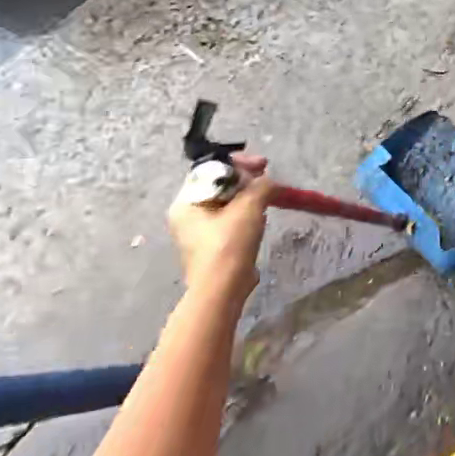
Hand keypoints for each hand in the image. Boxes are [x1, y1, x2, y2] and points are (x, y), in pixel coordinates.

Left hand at [168, 154, 273, 301]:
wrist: (222, 292)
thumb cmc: (229, 244)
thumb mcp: (249, 206)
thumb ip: (261, 185)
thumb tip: (269, 183)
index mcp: (185, 202)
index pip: (212, 168)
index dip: (238, 163)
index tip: (262, 165)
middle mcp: (185, 216)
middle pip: (218, 185)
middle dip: (245, 180)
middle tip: (266, 179)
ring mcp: (196, 235)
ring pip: (224, 204)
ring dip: (246, 198)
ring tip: (265, 200)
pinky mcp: (210, 250)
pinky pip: (227, 223)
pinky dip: (243, 216)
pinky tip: (258, 221)